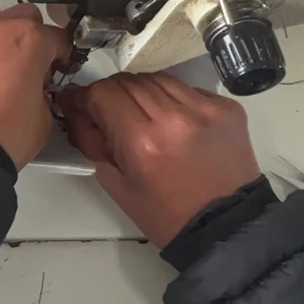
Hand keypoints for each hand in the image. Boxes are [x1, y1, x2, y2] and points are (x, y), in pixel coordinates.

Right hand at [59, 72, 260, 247]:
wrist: (225, 224)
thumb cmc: (163, 212)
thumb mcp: (114, 182)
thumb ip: (91, 140)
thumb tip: (77, 111)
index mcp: (141, 141)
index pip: (102, 93)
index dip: (85, 97)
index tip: (79, 104)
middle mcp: (174, 117)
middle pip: (128, 81)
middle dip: (109, 94)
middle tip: (107, 112)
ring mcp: (205, 108)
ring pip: (156, 78)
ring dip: (139, 92)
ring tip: (139, 114)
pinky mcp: (226, 107)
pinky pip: (185, 88)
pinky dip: (169, 98)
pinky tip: (169, 120)